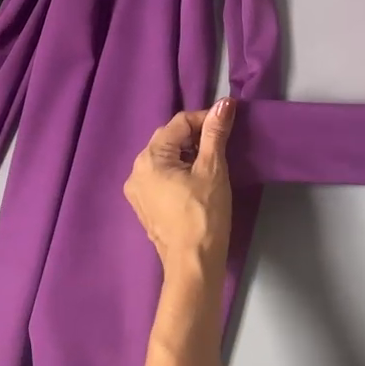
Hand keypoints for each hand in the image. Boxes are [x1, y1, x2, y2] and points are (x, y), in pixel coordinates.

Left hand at [125, 98, 235, 275]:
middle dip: (197, 135)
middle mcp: (136, 171)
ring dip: (189, 152)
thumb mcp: (212, 169)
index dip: (206, 119)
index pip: (179, 122)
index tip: (228, 126)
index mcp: (149, 159)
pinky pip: (162, 175)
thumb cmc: (204, 213)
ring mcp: (137, 191)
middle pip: (169, 138)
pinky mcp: (145, 206)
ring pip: (166, 157)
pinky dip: (180, 169)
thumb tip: (224, 102)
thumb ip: (215, 133)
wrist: (193, 263)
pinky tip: (198, 180)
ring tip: (213, 162)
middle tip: (222, 145)